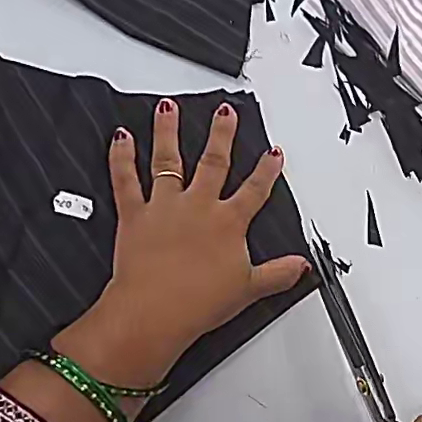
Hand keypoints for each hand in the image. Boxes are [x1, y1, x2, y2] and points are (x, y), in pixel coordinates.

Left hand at [54, 100, 307, 389]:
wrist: (154, 312)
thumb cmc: (198, 302)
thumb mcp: (249, 289)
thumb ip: (278, 274)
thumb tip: (301, 267)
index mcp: (228, 223)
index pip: (255, 189)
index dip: (267, 169)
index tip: (273, 152)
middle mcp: (198, 206)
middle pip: (214, 162)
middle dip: (222, 135)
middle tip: (225, 113)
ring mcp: (165, 207)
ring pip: (168, 161)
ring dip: (168, 132)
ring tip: (169, 109)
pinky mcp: (134, 215)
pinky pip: (126, 180)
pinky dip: (121, 158)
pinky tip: (121, 138)